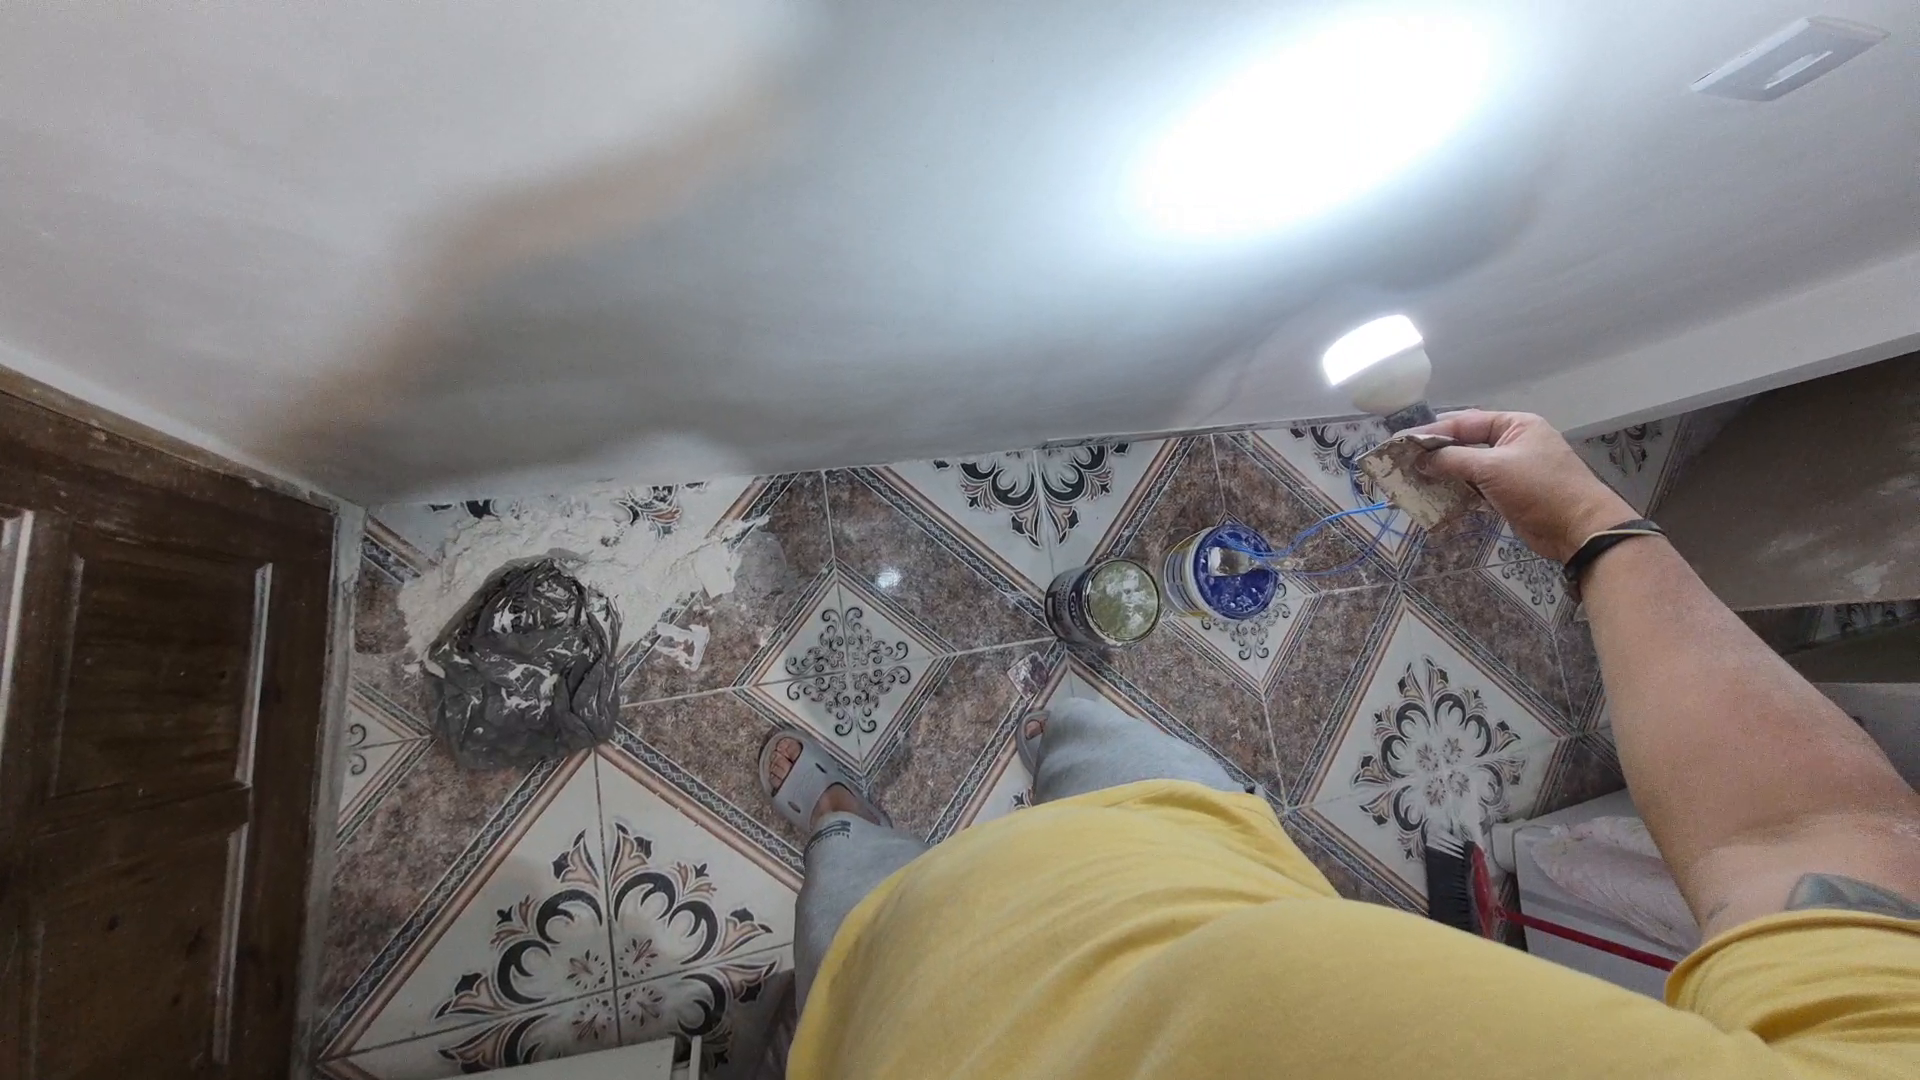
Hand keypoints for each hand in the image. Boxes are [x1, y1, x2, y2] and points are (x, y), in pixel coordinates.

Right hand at [1409, 410, 1634, 562]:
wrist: (1579, 529)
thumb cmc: (1539, 488)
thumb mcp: (1492, 468)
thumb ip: (1452, 460)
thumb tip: (1420, 459)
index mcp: (1515, 426)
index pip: (1464, 422)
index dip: (1430, 431)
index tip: (1400, 442)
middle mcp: (1512, 443)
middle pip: (1463, 443)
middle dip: (1433, 453)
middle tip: (1401, 460)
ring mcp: (1510, 468)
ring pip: (1466, 466)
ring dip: (1440, 473)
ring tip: (1410, 478)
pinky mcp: (1507, 492)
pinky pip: (1472, 486)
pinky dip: (1453, 490)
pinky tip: (1433, 495)